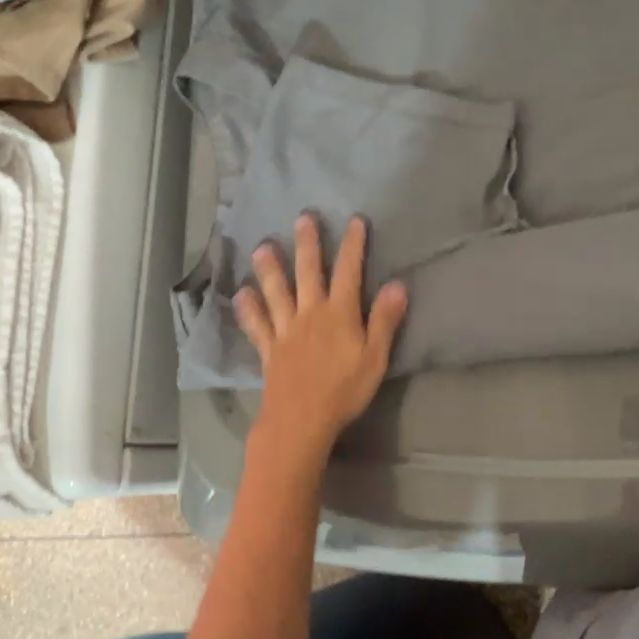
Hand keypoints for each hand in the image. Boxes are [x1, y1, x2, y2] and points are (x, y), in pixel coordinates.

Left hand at [235, 214, 408, 455]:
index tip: (354, 221)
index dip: (353, 245)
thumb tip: (398, 284)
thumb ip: (385, 321)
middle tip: (303, 217)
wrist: (300, 421)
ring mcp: (286, 330)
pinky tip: (241, 295)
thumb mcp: (376, 358)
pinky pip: (257, 324)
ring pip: (276, 291)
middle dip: (308, 244)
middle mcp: (310, 313)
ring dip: (270, 268)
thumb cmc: (344, 391)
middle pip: (308, 272)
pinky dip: (248, 309)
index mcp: (340, 313)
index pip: (349, 271)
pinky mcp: (269, 348)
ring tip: (262, 247)